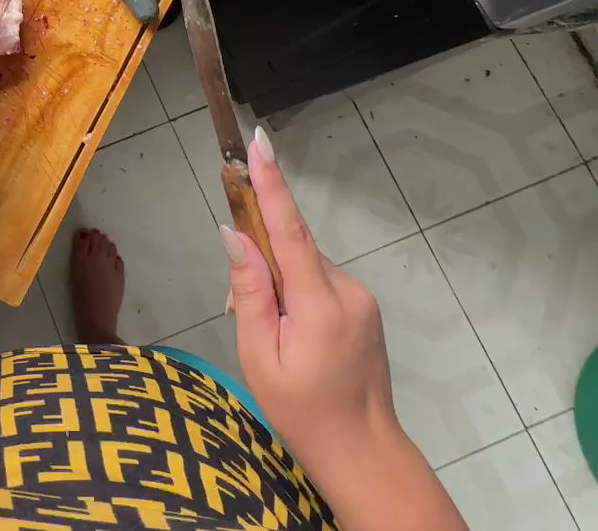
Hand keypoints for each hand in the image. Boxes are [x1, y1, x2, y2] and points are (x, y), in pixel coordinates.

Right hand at [222, 126, 400, 464]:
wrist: (364, 453)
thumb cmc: (302, 412)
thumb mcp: (259, 356)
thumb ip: (248, 291)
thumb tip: (232, 233)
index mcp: (320, 305)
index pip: (290, 230)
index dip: (271, 184)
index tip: (259, 145)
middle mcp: (347, 290)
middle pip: (291, 247)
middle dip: (258, 261)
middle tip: (240, 311)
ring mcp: (360, 297)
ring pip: (302, 263)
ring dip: (275, 280)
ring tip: (268, 332)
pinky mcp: (362, 305)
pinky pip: (316, 279)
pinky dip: (293, 290)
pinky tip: (288, 329)